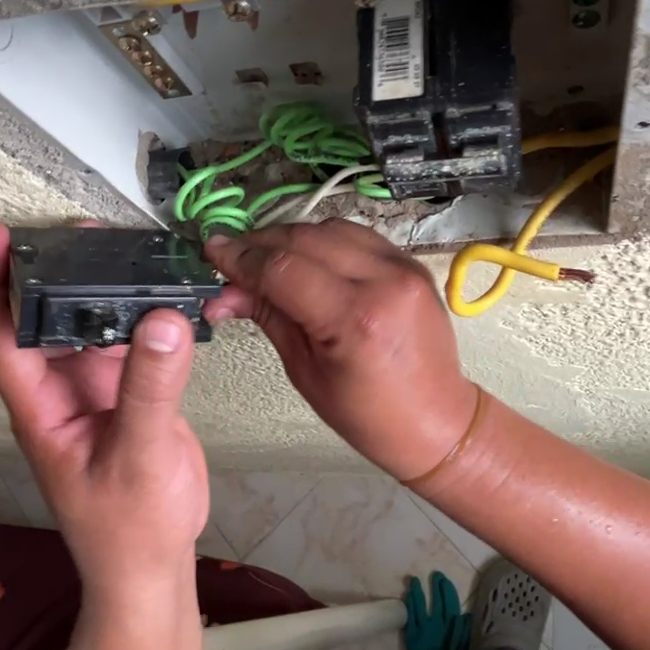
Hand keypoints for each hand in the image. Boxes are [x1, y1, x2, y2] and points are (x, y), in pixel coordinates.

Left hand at [0, 224, 208, 594]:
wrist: (154, 564)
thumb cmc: (128, 527)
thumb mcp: (137, 458)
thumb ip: (150, 390)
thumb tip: (162, 319)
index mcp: (40, 408)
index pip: (4, 336)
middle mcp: (62, 391)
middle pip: (48, 319)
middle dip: (60, 274)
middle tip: (89, 232)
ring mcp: (97, 391)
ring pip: (94, 326)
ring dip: (107, 291)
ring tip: (130, 251)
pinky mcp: (132, 394)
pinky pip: (134, 343)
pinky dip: (147, 317)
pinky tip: (167, 293)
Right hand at [204, 222, 478, 479]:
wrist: (437, 420)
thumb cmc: (368, 415)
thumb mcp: (305, 371)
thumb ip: (267, 317)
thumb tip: (222, 294)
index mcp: (355, 319)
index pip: (282, 269)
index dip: (241, 258)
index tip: (212, 253)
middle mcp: (383, 282)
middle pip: (303, 240)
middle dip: (259, 244)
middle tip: (230, 258)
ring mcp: (402, 267)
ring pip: (329, 228)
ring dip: (289, 237)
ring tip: (263, 258)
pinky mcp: (410, 263)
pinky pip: (356, 235)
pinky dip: (323, 240)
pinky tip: (304, 257)